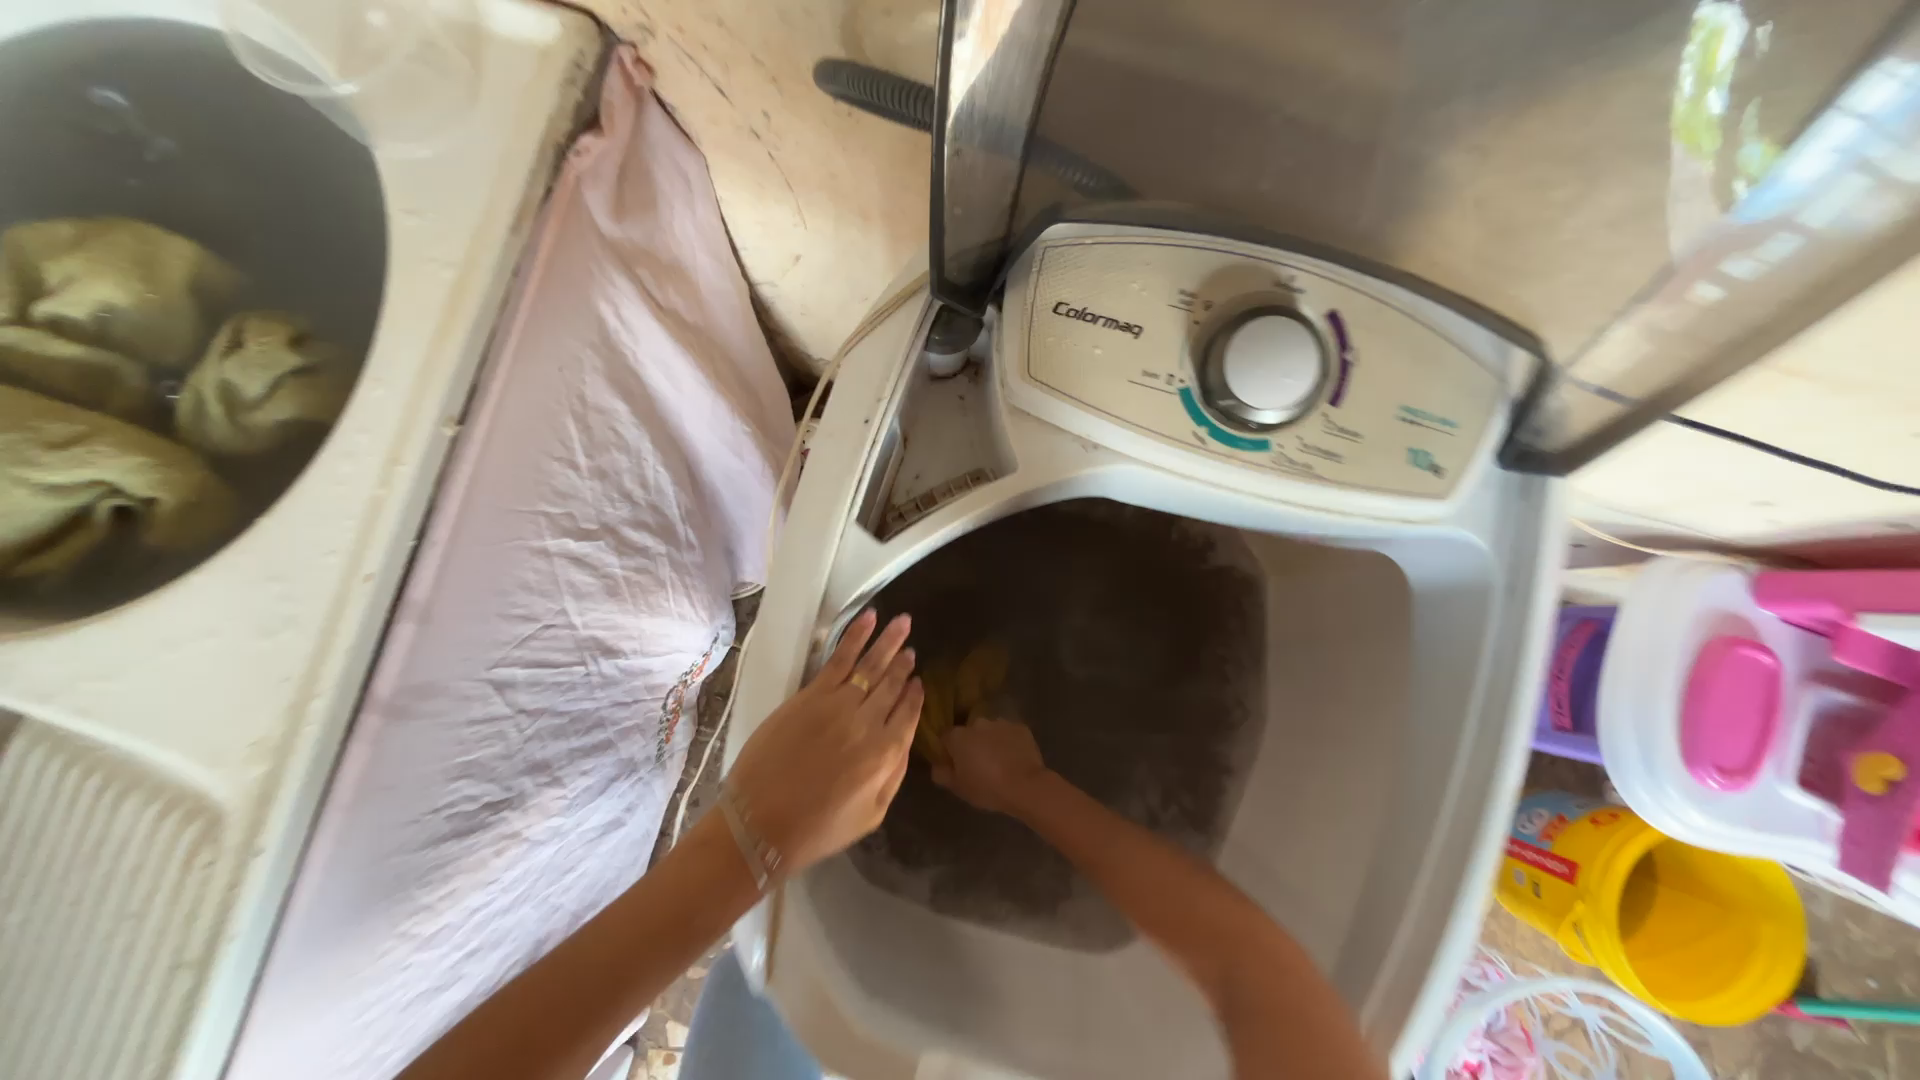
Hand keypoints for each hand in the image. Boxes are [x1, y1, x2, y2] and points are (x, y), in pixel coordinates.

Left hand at [725, 610, 922, 876]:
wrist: (761, 824)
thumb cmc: (817, 828)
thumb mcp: (872, 815)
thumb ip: (894, 775)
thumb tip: (904, 741)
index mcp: (886, 754)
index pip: (908, 715)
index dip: (915, 696)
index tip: (919, 681)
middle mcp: (868, 723)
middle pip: (892, 685)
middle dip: (904, 665)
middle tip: (912, 647)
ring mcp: (839, 704)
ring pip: (871, 665)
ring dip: (889, 642)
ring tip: (903, 622)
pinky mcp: (810, 695)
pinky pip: (839, 658)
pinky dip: (855, 636)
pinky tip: (869, 619)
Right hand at [932, 716, 1049, 815]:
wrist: (1025, 786)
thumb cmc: (987, 788)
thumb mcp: (958, 788)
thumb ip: (942, 774)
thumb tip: (937, 766)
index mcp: (958, 736)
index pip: (945, 738)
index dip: (948, 751)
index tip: (955, 765)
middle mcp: (978, 723)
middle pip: (969, 732)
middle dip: (971, 744)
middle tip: (977, 765)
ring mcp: (1001, 723)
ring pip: (990, 731)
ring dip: (990, 742)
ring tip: (998, 763)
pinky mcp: (1021, 728)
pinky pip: (1009, 734)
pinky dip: (1009, 742)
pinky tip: (1013, 759)